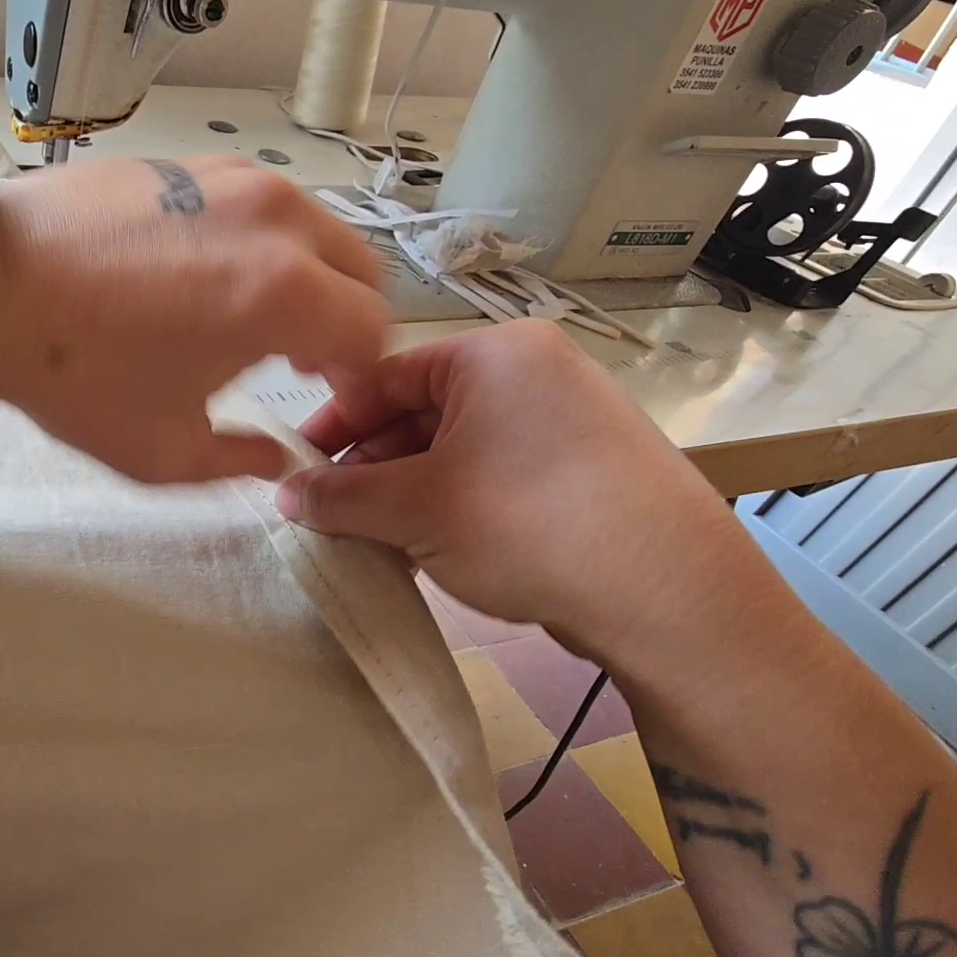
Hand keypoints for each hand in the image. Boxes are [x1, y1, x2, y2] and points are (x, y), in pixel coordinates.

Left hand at [0, 156, 389, 483]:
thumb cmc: (75, 375)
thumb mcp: (162, 452)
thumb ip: (240, 461)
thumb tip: (278, 460)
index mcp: (283, 294)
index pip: (372, 330)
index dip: (358, 372)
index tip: (327, 391)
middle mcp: (274, 220)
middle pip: (358, 271)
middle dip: (342, 321)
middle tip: (297, 359)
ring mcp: (230, 178)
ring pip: (311, 228)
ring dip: (304, 277)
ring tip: (249, 315)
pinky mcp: (187, 161)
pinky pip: (256, 202)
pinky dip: (259, 241)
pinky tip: (204, 273)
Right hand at [275, 320, 770, 662]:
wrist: (670, 600)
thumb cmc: (526, 524)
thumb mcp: (414, 509)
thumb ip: (338, 496)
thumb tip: (285, 495)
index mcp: (494, 355)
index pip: (382, 378)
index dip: (330, 426)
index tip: (293, 471)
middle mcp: (532, 374)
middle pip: (415, 414)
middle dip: (365, 468)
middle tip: (326, 516)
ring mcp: (562, 422)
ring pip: (449, 451)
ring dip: (399, 495)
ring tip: (368, 539)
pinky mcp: (579, 471)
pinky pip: (486, 476)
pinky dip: (443, 507)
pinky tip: (420, 548)